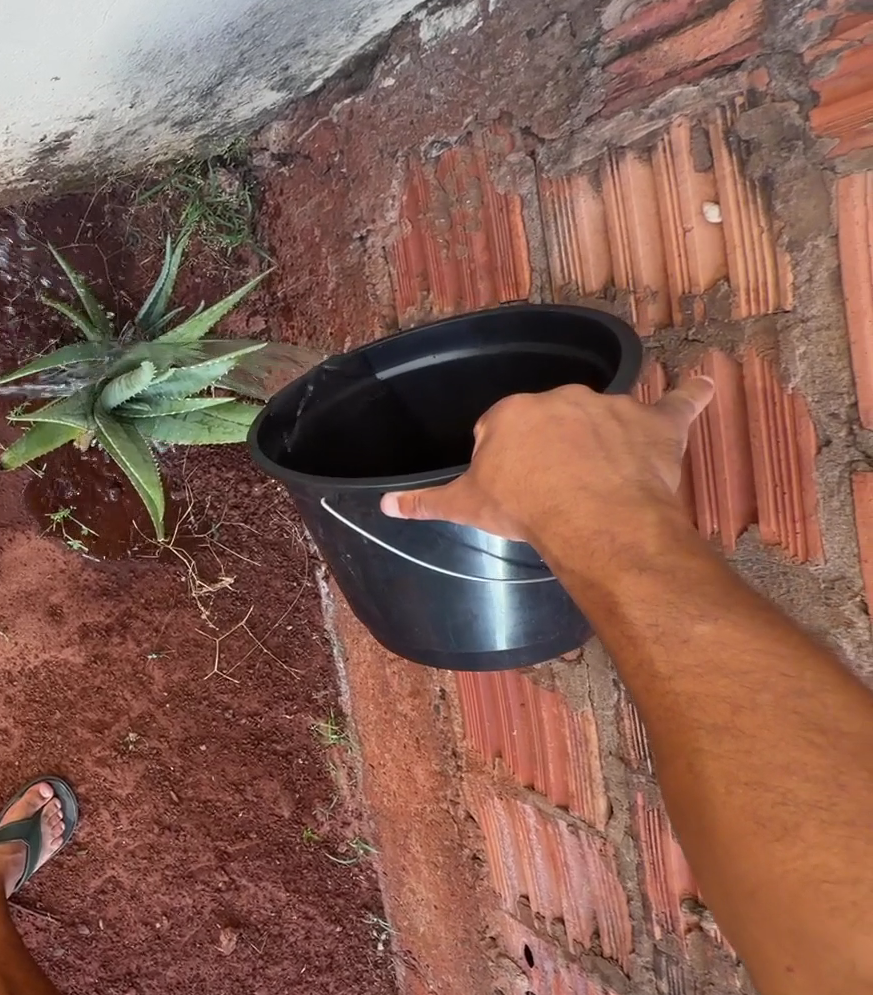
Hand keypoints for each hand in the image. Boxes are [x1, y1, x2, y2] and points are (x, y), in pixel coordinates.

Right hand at [379, 377, 713, 547]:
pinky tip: (702, 384)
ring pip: (601, 414)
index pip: (498, 427)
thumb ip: (424, 501)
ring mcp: (611, 407)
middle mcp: (560, 398)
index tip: (508, 482)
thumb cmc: (521, 507)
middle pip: (548, 417)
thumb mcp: (464, 505)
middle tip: (546, 483)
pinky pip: (679, 402)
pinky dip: (690, 395)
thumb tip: (385, 506)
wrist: (591, 519)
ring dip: (599, 432)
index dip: (502, 456)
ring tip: (598, 467)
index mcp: (510, 412)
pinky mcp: (656, 423)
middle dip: (547, 443)